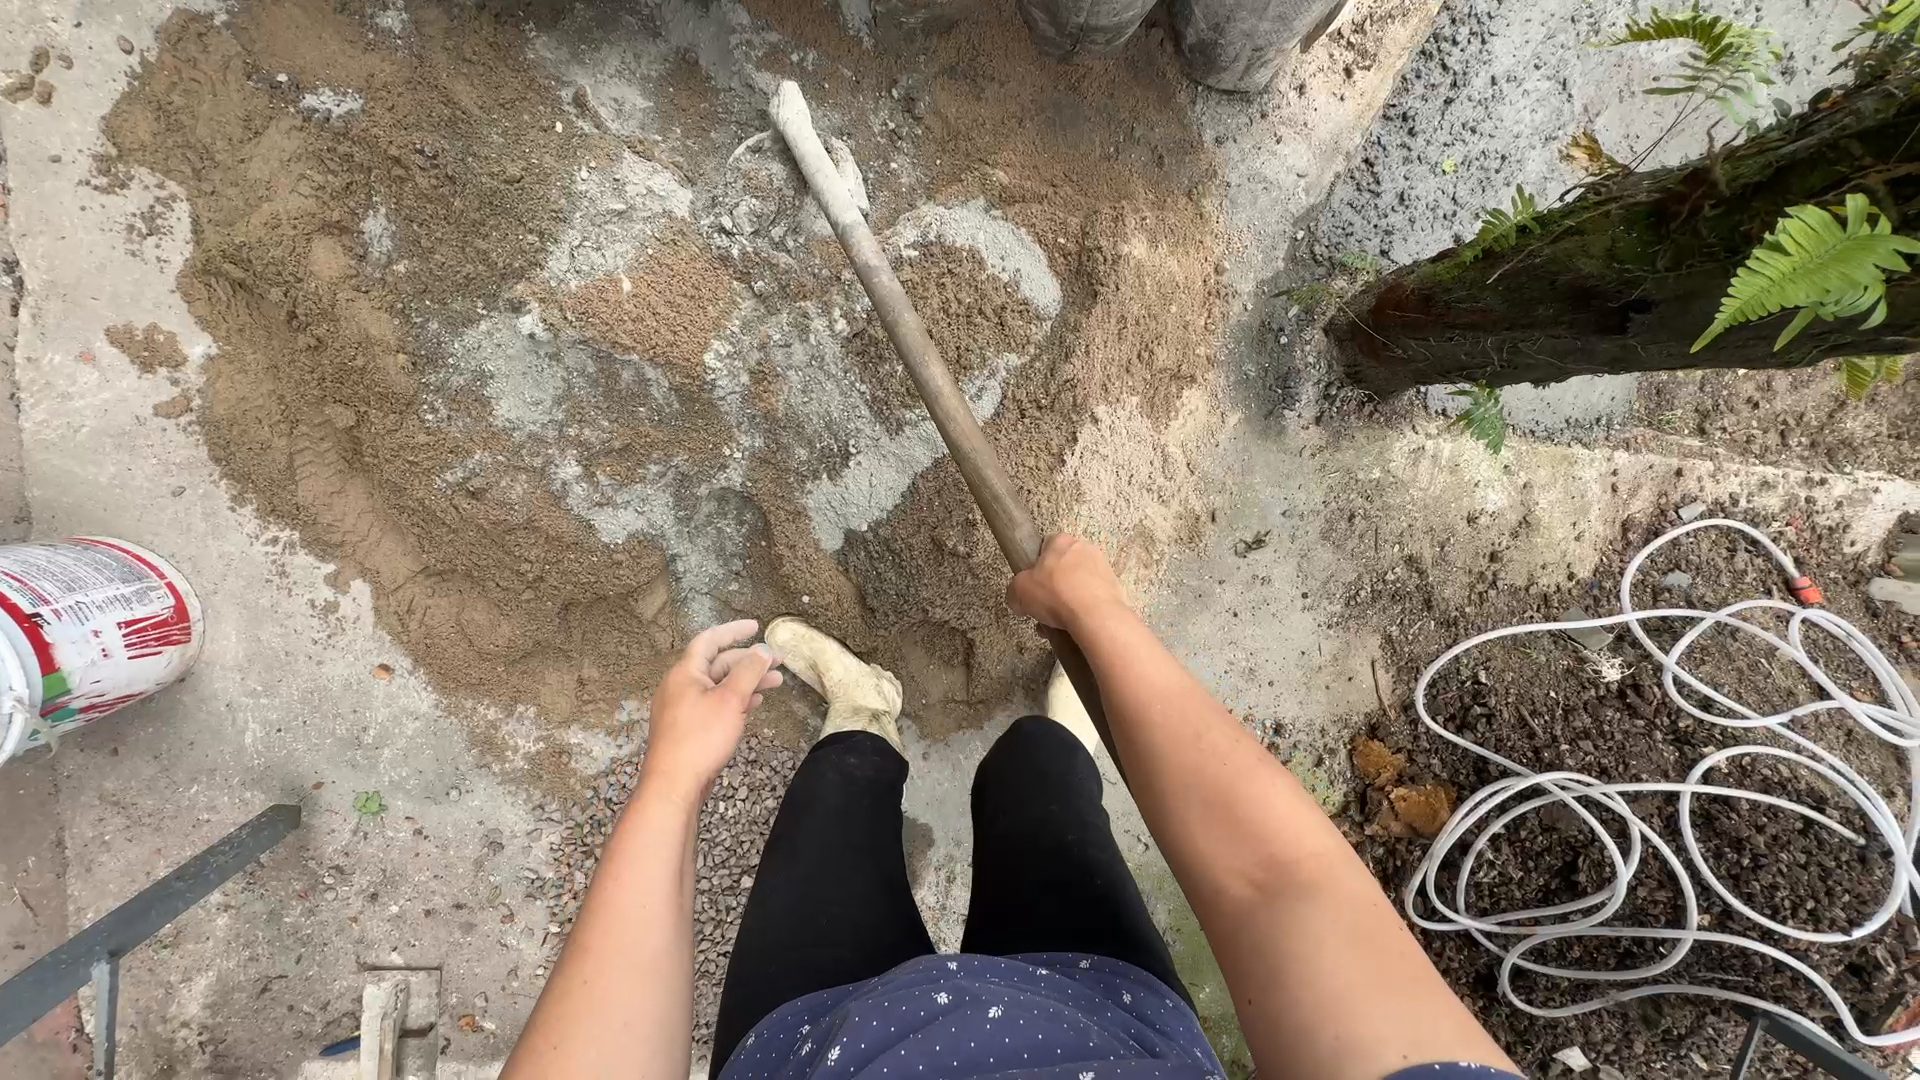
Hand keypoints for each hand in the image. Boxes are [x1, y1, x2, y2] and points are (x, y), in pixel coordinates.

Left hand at [641, 620, 782, 800]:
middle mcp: (681, 685)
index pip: (710, 640)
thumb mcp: (731, 699)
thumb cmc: (700, 738)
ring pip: (720, 684)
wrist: (674, 784)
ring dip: (748, 680)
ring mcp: (684, 707)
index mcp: (686, 672)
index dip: (734, 630)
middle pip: (719, 663)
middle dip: (750, 660)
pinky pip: (716, 702)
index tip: (756, 626)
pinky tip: (756, 702)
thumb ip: (749, 671)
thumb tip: (762, 651)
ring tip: (777, 682)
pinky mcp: (690, 727)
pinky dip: (737, 698)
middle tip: (779, 661)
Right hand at [1007, 535, 1129, 631]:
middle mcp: (1084, 548)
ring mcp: (1102, 567)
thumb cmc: (1056, 595)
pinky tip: (1074, 626)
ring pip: (1078, 585)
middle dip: (1053, 588)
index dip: (1036, 568)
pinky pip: (1092, 598)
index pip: (1045, 548)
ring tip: (1057, 623)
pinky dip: (1083, 610)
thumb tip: (1018, 600)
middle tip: (1044, 607)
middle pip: (1062, 568)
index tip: (1033, 586)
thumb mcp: (1019, 591)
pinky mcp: (1114, 587)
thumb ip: (1015, 591)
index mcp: (1061, 541)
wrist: (1095, 615)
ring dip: (1067, 601)